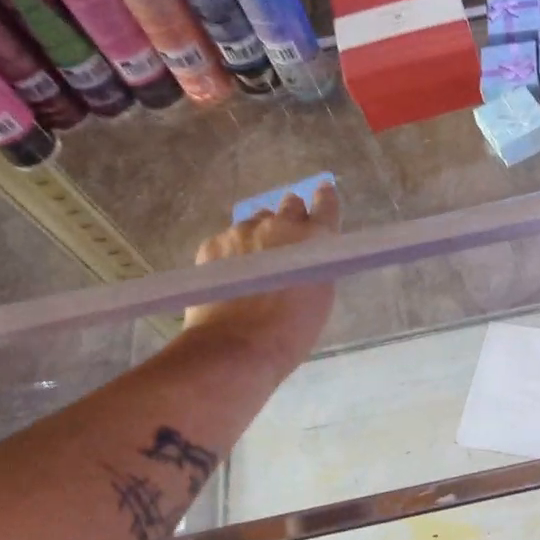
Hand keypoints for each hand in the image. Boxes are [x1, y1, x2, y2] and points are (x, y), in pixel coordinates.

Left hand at [183, 184, 339, 368]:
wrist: (238, 346)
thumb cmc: (292, 329)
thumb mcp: (320, 292)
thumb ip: (316, 262)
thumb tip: (304, 251)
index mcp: (316, 239)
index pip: (326, 203)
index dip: (324, 198)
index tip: (323, 193)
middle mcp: (281, 225)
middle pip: (289, 205)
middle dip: (290, 217)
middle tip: (287, 240)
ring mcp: (243, 231)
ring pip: (256, 222)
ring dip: (260, 235)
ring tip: (254, 266)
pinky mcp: (214, 243)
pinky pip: (228, 240)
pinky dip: (232, 252)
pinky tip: (230, 277)